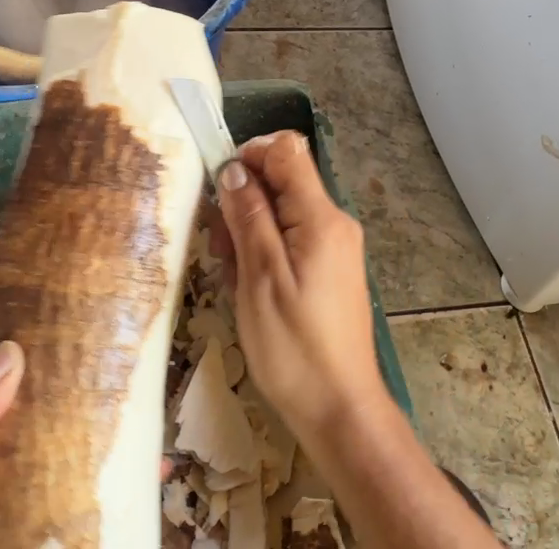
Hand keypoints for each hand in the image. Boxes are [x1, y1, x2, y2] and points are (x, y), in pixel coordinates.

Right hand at [212, 130, 390, 441]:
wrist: (339, 409)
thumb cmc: (294, 348)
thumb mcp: (259, 279)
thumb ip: (248, 217)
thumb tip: (234, 168)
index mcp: (321, 217)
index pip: (287, 150)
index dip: (249, 155)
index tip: (219, 188)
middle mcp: (334, 222)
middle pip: (281, 181)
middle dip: (242, 203)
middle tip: (220, 249)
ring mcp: (335, 246)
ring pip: (281, 212)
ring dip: (248, 233)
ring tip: (233, 278)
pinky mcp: (329, 268)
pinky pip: (291, 240)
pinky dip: (264, 253)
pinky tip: (249, 290)